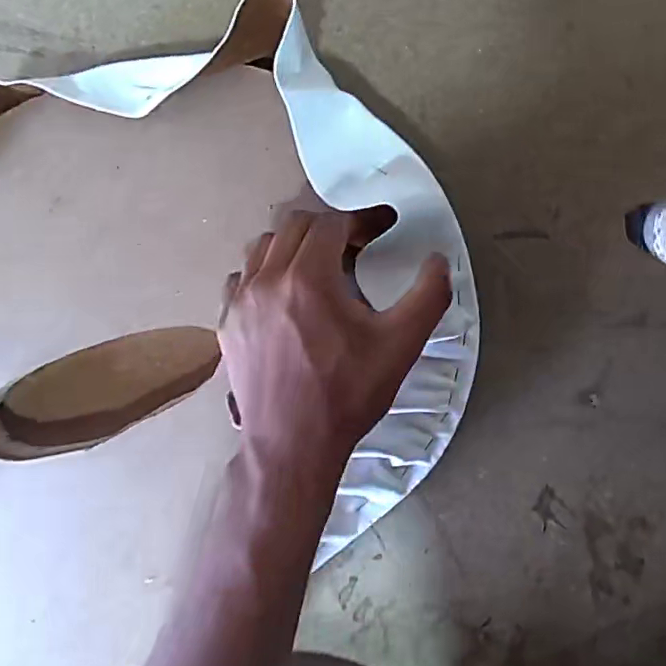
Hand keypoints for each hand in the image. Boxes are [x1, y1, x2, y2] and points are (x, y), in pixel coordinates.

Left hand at [219, 210, 451, 479]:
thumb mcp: (401, 344)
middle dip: (331, 226)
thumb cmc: (347, 394)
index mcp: (308, 278)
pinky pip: (242, 277)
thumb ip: (428, 296)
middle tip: (359, 245)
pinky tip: (285, 293)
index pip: (332, 223)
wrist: (292, 446)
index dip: (363, 219)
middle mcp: (267, 280)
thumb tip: (438, 262)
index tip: (384, 226)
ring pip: (264, 246)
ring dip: (296, 244)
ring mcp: (240, 302)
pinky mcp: (227, 325)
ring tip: (322, 265)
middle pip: (295, 225)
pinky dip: (266, 271)